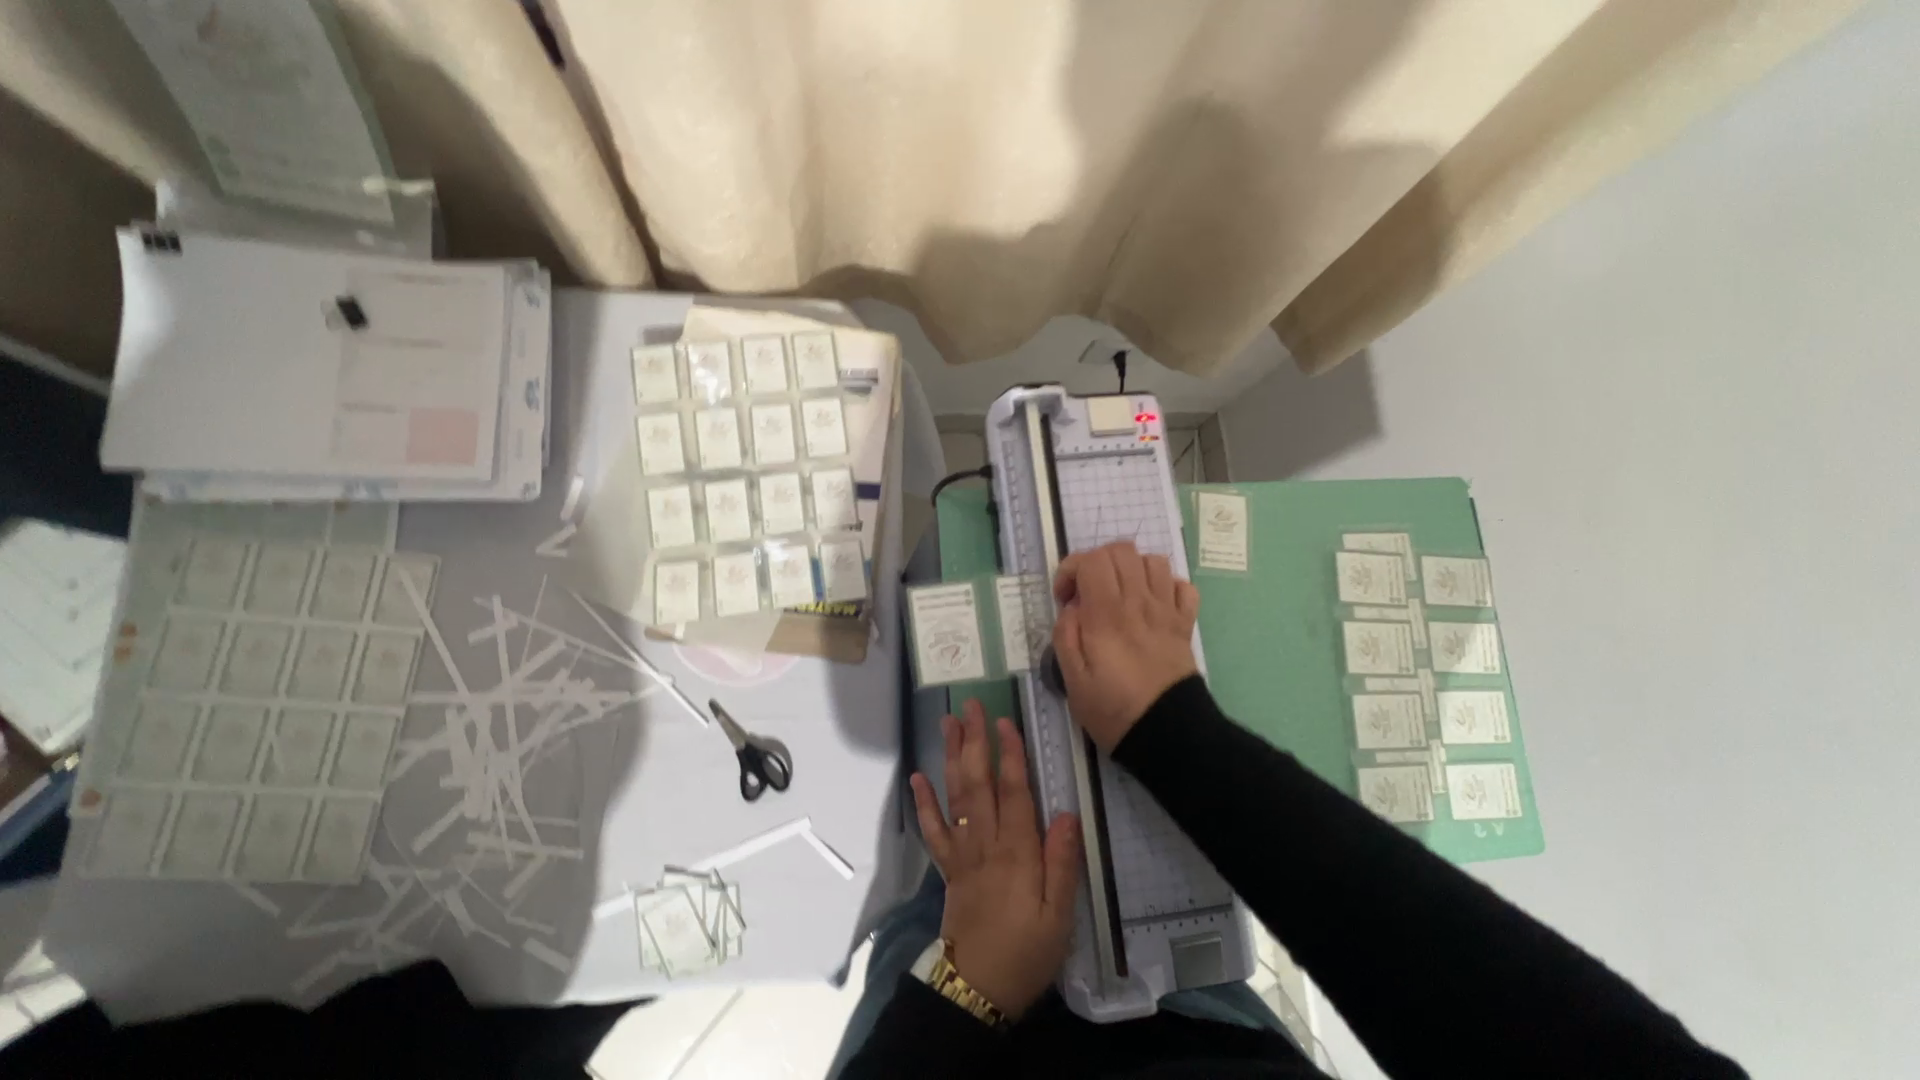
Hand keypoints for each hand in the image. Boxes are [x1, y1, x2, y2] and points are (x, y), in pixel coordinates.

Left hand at [910, 700, 1081, 1018]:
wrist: (976, 991)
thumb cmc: (1026, 955)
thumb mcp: (1059, 917)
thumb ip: (1061, 864)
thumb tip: (1065, 814)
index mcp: (1017, 854)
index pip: (1013, 793)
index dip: (1009, 755)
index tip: (1004, 720)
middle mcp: (986, 846)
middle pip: (978, 785)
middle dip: (975, 743)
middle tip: (969, 706)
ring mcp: (963, 857)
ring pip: (955, 798)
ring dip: (951, 759)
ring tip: (947, 725)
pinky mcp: (949, 871)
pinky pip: (934, 832)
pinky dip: (925, 803)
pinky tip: (918, 778)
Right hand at [1052, 541, 1200, 752]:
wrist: (1167, 733)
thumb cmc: (1113, 709)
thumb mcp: (1073, 679)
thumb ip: (1066, 635)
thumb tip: (1073, 608)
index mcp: (1107, 614)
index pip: (1091, 560)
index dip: (1070, 570)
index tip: (1064, 599)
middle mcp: (1139, 602)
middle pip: (1121, 550)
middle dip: (1097, 562)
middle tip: (1087, 592)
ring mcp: (1167, 611)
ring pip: (1153, 561)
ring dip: (1131, 570)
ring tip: (1118, 595)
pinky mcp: (1185, 624)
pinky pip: (1182, 586)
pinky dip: (1165, 586)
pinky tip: (1150, 605)